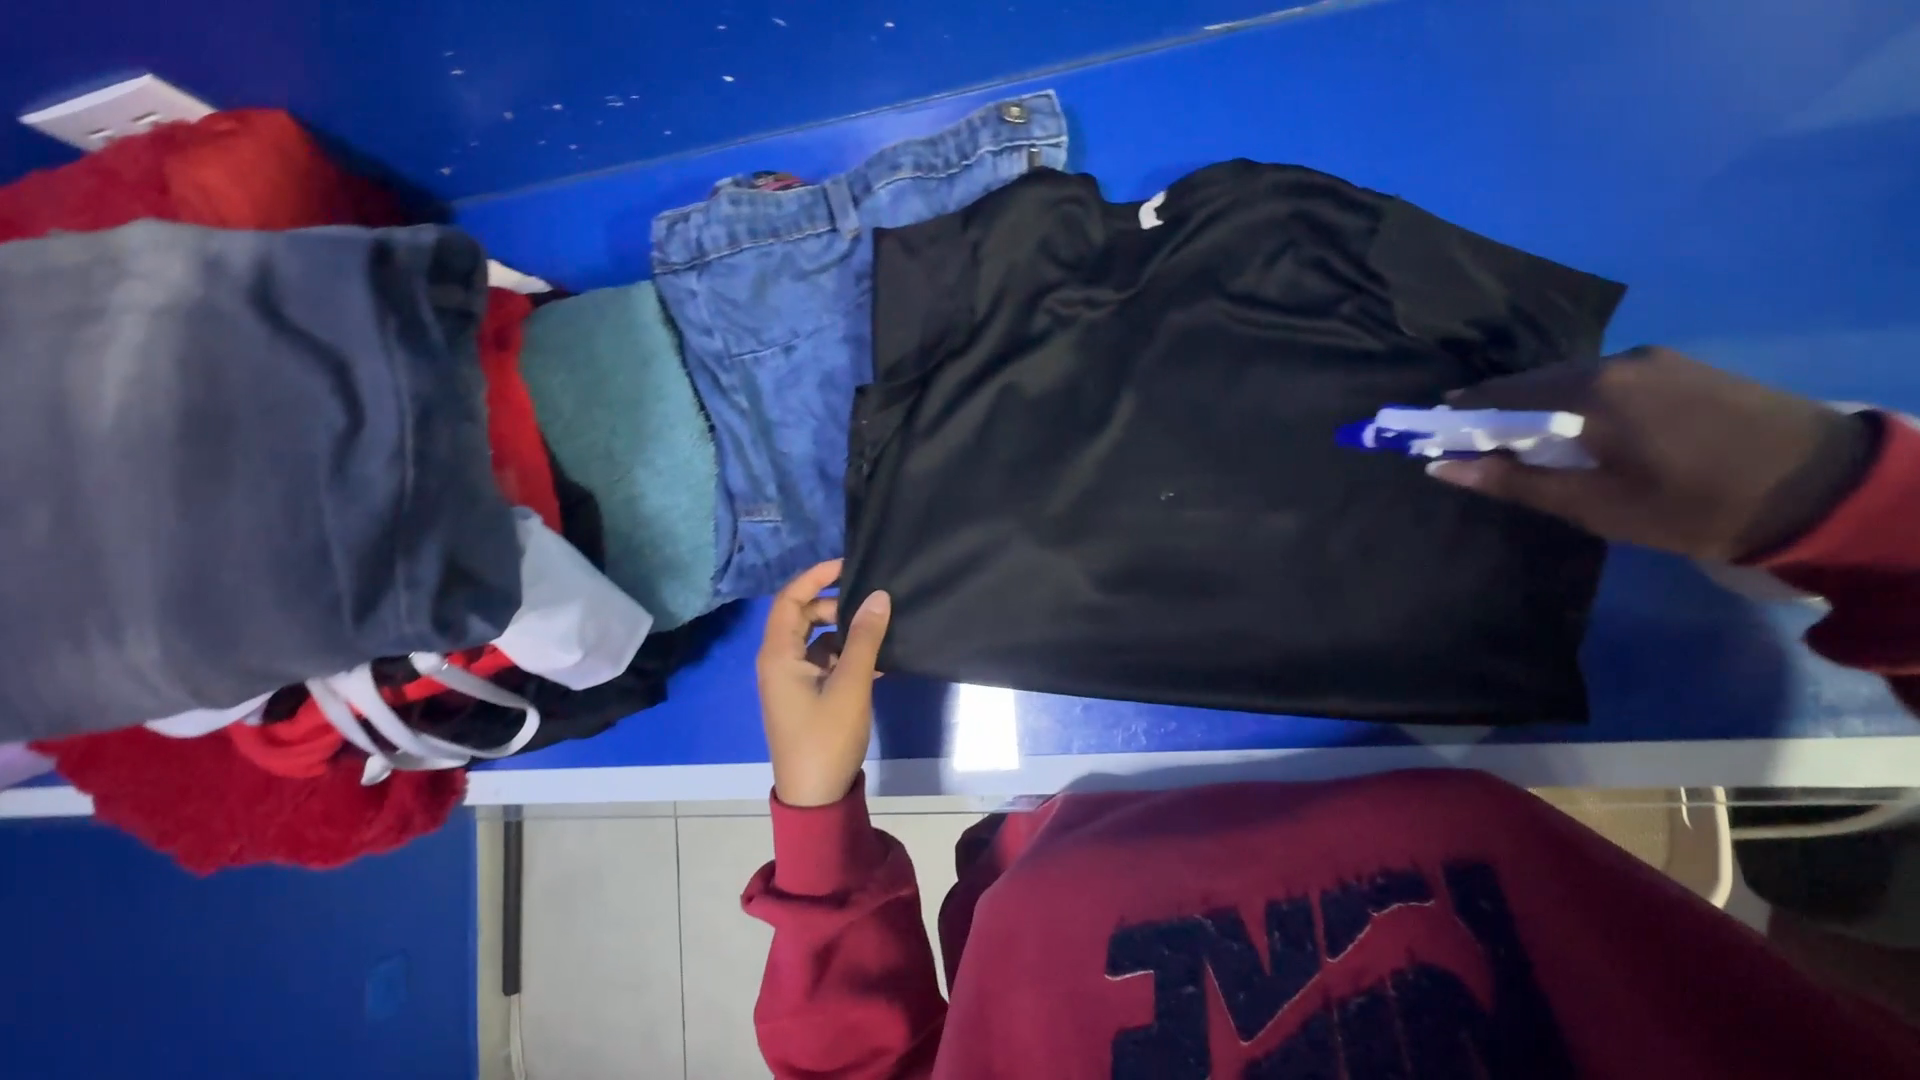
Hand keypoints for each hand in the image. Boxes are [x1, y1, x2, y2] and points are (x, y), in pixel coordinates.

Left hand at [756, 560, 891, 807]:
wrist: (815, 796)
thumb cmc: (827, 738)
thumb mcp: (851, 684)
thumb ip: (864, 638)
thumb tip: (878, 595)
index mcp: (778, 654)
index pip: (790, 598)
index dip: (815, 576)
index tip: (847, 564)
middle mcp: (778, 661)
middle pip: (802, 615)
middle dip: (834, 604)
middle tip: (870, 604)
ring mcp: (791, 680)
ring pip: (816, 639)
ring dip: (844, 632)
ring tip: (880, 632)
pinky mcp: (805, 696)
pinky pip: (824, 661)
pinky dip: (846, 655)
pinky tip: (879, 661)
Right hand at [1427, 346, 1874, 560]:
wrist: (1827, 489)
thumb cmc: (1693, 507)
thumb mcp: (1594, 505)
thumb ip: (1513, 481)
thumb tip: (1439, 466)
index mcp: (1590, 393)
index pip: (1500, 394)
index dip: (1458, 412)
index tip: (1426, 427)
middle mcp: (1617, 362)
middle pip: (1534, 381)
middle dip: (1496, 407)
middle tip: (1470, 439)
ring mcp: (1654, 359)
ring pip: (1571, 378)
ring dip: (1538, 403)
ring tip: (1522, 438)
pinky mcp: (1682, 366)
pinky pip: (1606, 377)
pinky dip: (1576, 399)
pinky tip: (1577, 427)